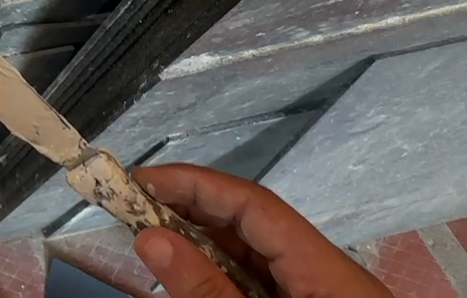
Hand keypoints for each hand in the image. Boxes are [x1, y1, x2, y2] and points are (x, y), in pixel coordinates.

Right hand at [132, 165, 393, 297]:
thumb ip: (207, 292)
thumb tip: (148, 236)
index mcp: (332, 275)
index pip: (253, 204)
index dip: (194, 183)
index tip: (139, 180)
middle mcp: (332, 279)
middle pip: (254, 225)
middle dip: (192, 210)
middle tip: (134, 207)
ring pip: (255, 254)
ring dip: (201, 241)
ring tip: (152, 237)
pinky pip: (261, 283)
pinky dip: (221, 273)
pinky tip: (190, 276)